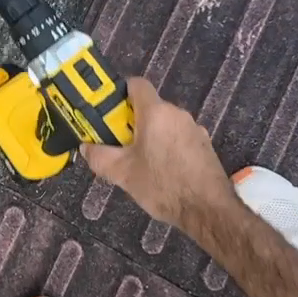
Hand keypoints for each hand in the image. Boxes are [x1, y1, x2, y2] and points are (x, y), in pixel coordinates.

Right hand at [81, 78, 233, 232]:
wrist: (211, 212)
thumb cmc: (164, 186)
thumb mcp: (123, 174)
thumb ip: (100, 158)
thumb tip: (86, 148)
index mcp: (156, 112)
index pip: (136, 84)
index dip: (120, 92)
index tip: (110, 112)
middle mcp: (177, 114)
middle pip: (149, 107)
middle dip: (133, 122)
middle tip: (121, 144)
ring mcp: (195, 130)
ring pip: (165, 124)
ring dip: (152, 136)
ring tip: (143, 162)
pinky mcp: (206, 147)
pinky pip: (180, 138)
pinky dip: (169, 147)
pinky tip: (165, 172)